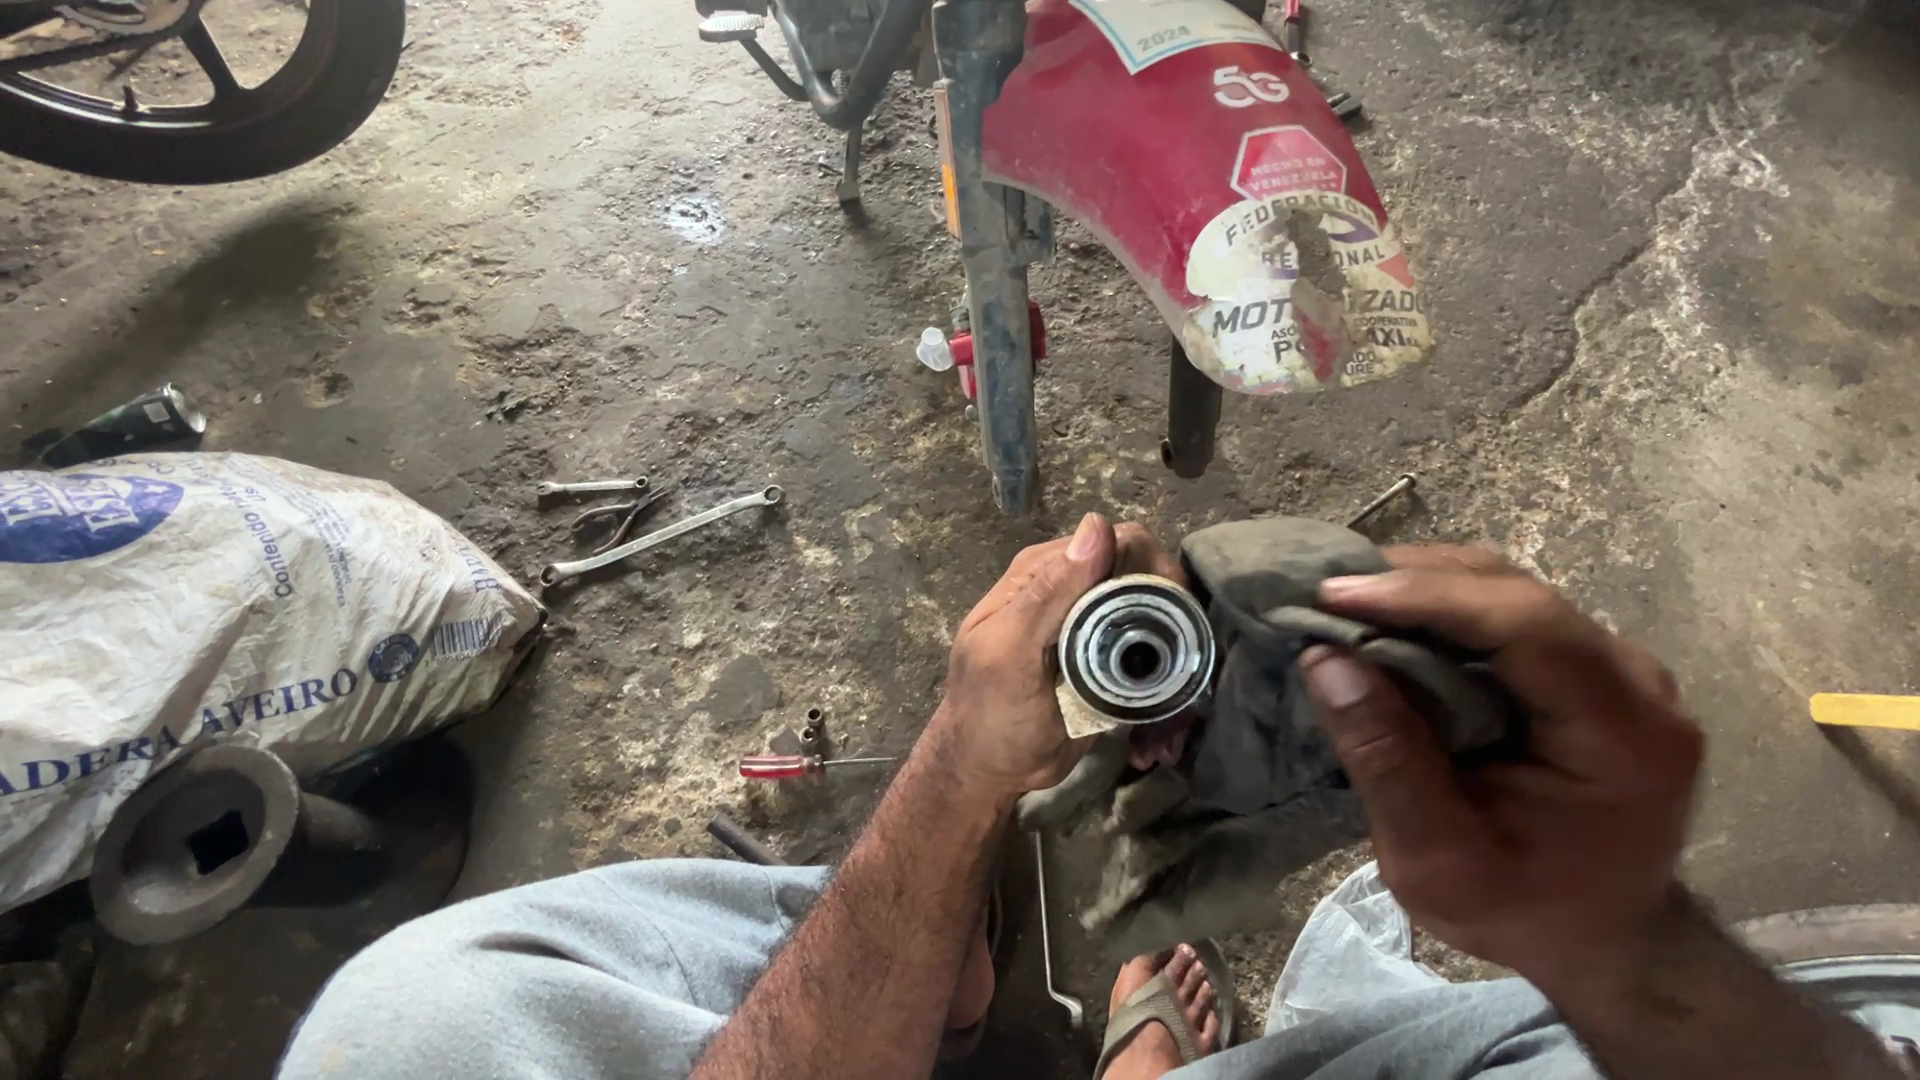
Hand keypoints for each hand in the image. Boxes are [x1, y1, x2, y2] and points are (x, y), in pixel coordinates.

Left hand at [932, 513, 1181, 801]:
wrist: (990, 769)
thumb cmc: (989, 710)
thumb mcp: (1011, 651)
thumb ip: (1050, 590)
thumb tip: (1098, 524)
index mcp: (1043, 572)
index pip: (1115, 542)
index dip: (1149, 566)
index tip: (1170, 609)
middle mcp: (1073, 589)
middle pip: (1143, 575)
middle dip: (1170, 610)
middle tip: (1180, 659)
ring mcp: (1094, 625)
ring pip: (1154, 613)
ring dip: (1175, 649)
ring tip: (1176, 697)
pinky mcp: (1109, 661)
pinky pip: (1151, 652)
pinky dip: (1164, 677)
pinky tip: (1165, 718)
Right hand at [1297, 546, 1701, 989]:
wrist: (1595, 936)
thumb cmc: (1520, 909)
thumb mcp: (1437, 860)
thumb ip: (1384, 760)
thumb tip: (1322, 658)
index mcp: (1621, 735)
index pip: (1525, 625)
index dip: (1423, 598)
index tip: (1330, 597)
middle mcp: (1630, 679)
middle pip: (1511, 590)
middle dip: (1407, 581)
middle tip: (1318, 595)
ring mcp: (1607, 665)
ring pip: (1502, 585)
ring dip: (1414, 584)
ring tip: (1338, 602)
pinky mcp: (1574, 663)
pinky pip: (1496, 607)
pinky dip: (1428, 602)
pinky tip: (1379, 617)